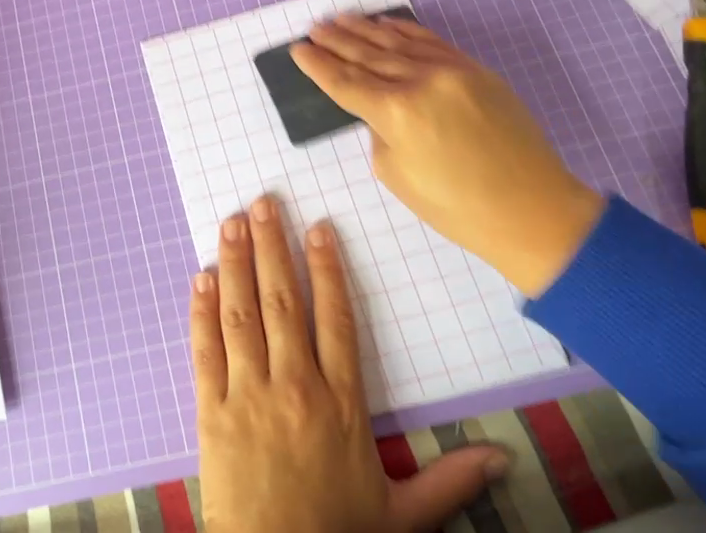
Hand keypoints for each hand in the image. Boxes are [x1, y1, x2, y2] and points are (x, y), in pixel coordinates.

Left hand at [191, 195, 508, 532]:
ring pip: (242, 313)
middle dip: (273, 247)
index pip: (336, 319)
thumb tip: (505, 457)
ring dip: (235, 263)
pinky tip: (200, 277)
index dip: (327, 269)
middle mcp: (294, 387)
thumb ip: (449, 479)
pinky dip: (201, 310)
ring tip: (232, 222)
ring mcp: (248, 394)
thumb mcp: (403, 515)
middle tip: (263, 203)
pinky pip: (205, 350)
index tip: (318, 228)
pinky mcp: (211, 411)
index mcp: (343, 403)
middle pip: (283, 301)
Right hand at [291, 14, 604, 296]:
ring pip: (397, 43)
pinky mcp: (476, 70)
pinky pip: (431, 42)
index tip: (298, 50)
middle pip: (367, 56)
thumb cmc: (457, 207)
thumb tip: (382, 110)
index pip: (344, 82)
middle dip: (336, 43)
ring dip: (365, 30)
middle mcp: (420, 82)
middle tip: (313, 30)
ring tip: (340, 20)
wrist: (532, 210)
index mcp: (395, 113)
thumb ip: (380, 132)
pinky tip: (386, 24)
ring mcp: (452, 71)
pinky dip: (405, 31)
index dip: (318, 66)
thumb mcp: (397, 176)